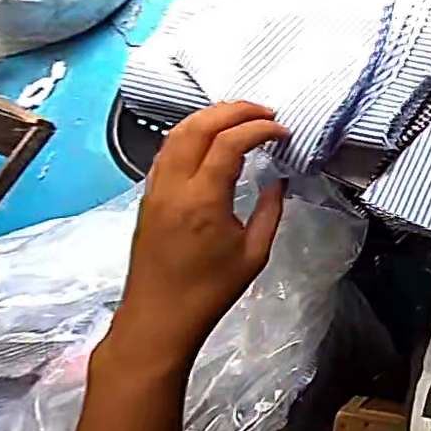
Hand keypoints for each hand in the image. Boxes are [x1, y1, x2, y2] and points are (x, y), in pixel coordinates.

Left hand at [102, 101, 287, 373]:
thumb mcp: (254, 253)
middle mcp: (174, 187)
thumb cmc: (210, 291)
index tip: (282, 131)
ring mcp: (156, 189)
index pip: (229, 142)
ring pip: (177, 133)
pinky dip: (192, 133)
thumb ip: (270, 211)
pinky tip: (211, 139)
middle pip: (198, 126)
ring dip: (210, 117)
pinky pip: (167, 151)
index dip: (259, 128)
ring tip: (241, 117)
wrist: (158, 319)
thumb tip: (279, 180)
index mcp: (203, 200)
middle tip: (265, 112)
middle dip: (234, 110)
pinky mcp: (148, 197)